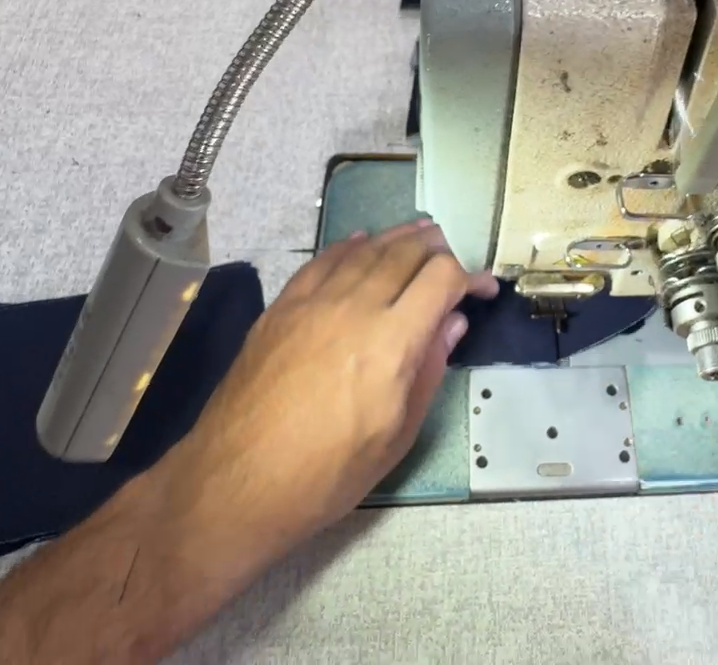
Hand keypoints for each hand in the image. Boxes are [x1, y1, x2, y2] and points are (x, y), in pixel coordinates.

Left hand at [160, 220, 494, 559]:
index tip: (483, 289)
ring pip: (366, 249)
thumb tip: (451, 322)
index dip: (470, 276)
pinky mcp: (282, 307)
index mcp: (392, 341)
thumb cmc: (327, 475)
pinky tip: (362, 241)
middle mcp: (355, 307)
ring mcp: (314, 302)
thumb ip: (429, 370)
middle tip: (452, 255)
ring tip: (419, 232)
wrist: (235, 485)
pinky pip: (323, 261)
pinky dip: (349, 246)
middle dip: (437, 247)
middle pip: (405, 253)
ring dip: (398, 238)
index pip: (441, 278)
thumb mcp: (397, 436)